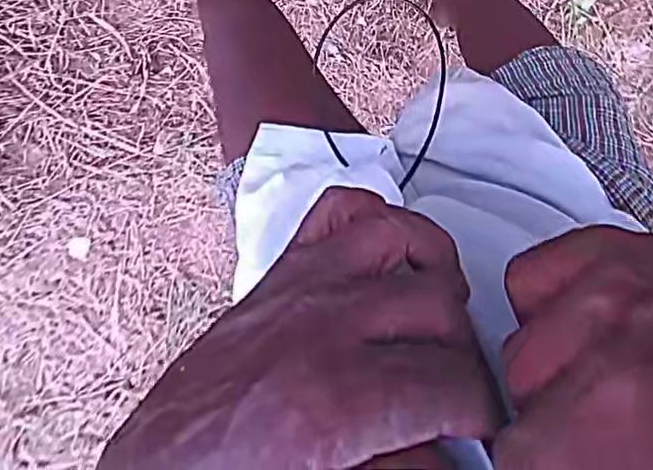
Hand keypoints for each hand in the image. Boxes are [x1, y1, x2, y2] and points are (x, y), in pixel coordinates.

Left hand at [99, 187, 502, 469]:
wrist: (167, 463)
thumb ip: (405, 466)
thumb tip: (455, 452)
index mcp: (336, 400)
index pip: (453, 383)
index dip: (485, 410)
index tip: (484, 426)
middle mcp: (323, 325)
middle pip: (439, 306)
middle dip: (465, 349)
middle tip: (460, 383)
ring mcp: (302, 281)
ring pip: (399, 235)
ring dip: (432, 269)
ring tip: (436, 311)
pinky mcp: (285, 264)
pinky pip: (338, 208)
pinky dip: (371, 215)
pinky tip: (385, 254)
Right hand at [493, 227, 652, 469]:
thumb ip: (640, 463)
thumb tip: (591, 454)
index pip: (540, 464)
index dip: (554, 469)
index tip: (576, 462)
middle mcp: (623, 381)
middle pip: (526, 437)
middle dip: (556, 449)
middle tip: (597, 449)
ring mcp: (609, 302)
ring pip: (518, 365)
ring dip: (546, 390)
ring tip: (594, 400)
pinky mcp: (608, 250)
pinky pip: (524, 283)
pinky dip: (537, 310)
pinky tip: (581, 333)